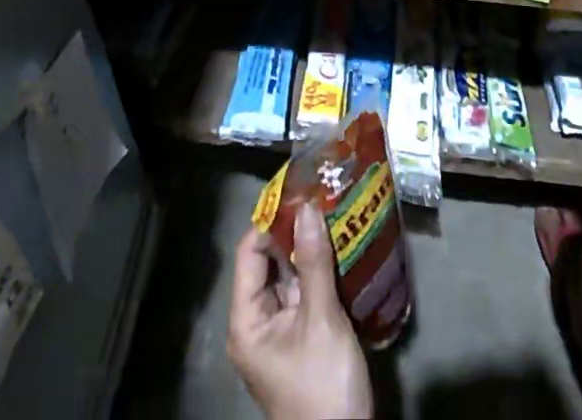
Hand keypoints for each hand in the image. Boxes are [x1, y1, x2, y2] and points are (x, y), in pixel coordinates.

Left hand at [228, 202, 372, 419]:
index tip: (296, 195)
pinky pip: (301, 298)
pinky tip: (336, 256)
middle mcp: (255, 322)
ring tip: (329, 219)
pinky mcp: (298, 341)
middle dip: (291, 235)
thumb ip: (314, 264)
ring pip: (287, 280)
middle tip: (319, 202)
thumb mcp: (322, 321)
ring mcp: (277, 333)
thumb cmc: (324, 386)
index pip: (249, 254)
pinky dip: (316, 277)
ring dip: (306, 254)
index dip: (270, 223)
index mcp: (245, 319)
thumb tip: (308, 209)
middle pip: (267, 265)